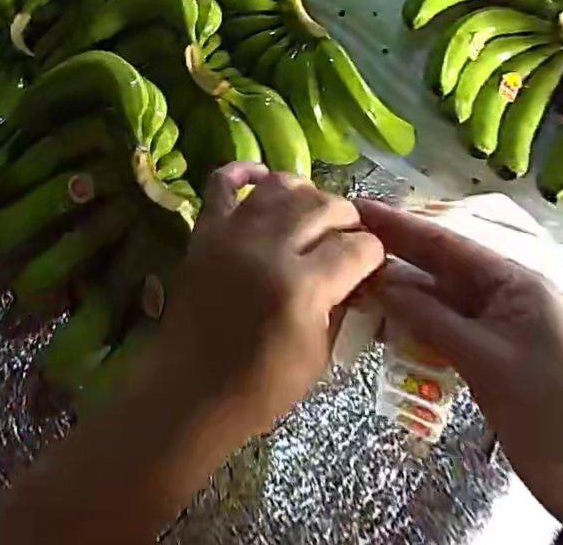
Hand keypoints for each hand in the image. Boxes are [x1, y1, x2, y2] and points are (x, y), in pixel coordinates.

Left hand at [136, 164, 384, 447]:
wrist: (188, 391)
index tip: (372, 261)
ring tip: (314, 212)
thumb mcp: (319, 354)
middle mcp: (268, 248)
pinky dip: (245, 171)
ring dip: (307, 193)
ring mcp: (232, 233)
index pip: (356, 247)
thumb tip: (362, 271)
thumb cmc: (259, 387)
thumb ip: (343, 303)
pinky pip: (224, 181)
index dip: (373, 252)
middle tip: (348, 236)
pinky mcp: (205, 229)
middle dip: (347, 218)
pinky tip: (265, 177)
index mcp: (300, 288)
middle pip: (324, 206)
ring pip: (282, 185)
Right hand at [358, 200, 562, 543]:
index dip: (399, 224)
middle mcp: (505, 296)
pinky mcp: (495, 360)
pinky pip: (448, 333)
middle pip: (440, 268)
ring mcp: (500, 329)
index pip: (445, 243)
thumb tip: (380, 282)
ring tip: (354, 284)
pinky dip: (419, 331)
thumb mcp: (490, 363)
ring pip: (440, 302)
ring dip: (402, 297)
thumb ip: (432, 319)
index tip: (358, 206)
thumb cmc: (560, 415)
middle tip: (344, 241)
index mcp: (513, 282)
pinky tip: (388, 330)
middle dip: (394, 255)